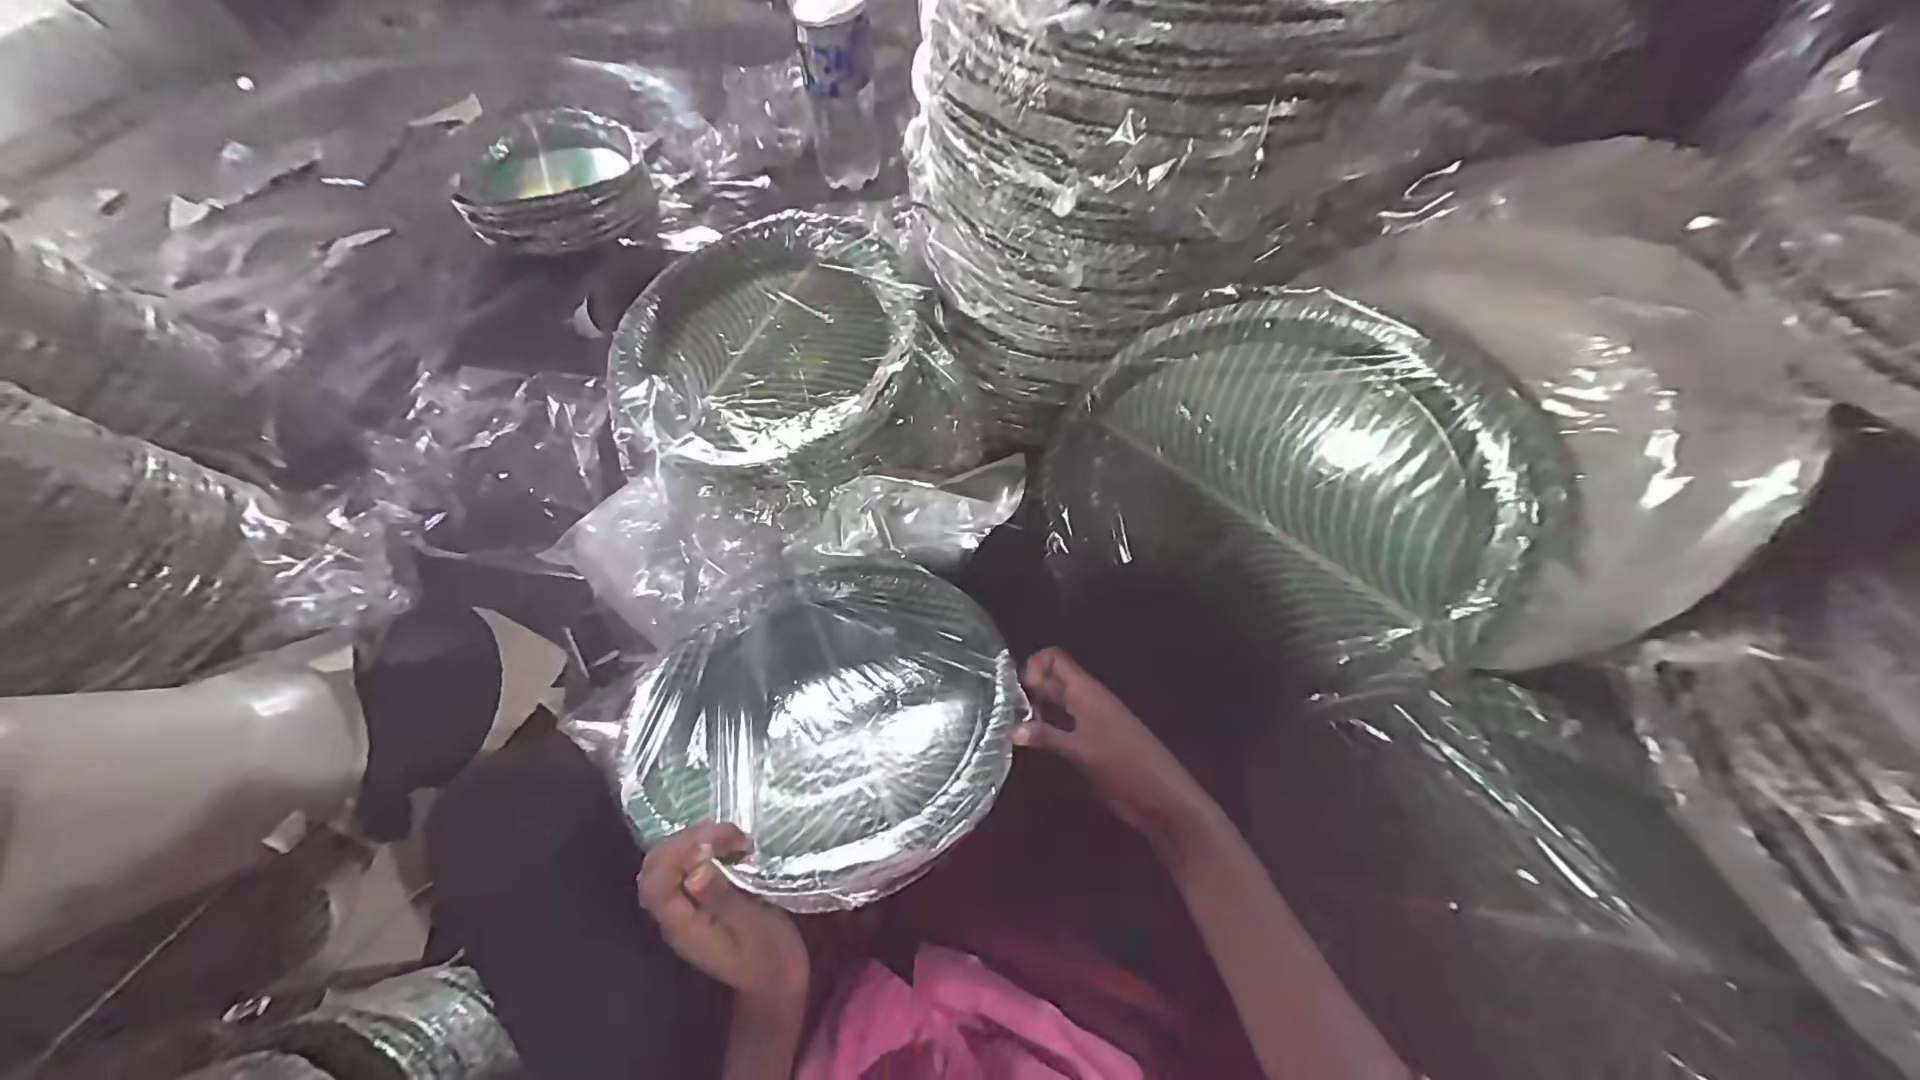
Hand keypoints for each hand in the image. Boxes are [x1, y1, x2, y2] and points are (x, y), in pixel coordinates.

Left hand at [638, 824, 808, 1003]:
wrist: (776, 984)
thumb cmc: (769, 956)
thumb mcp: (753, 926)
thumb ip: (722, 898)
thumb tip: (696, 867)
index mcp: (682, 926)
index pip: (656, 882)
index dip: (680, 850)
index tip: (721, 838)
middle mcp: (674, 916)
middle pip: (656, 867)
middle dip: (688, 838)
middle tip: (731, 833)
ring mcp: (683, 908)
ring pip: (667, 863)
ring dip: (695, 839)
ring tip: (734, 836)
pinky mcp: (696, 900)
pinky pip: (683, 866)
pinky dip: (701, 847)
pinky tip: (729, 844)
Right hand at [1017, 648, 1226, 859]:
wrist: (1163, 799)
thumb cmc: (1126, 766)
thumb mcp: (1083, 751)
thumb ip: (1047, 737)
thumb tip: (1011, 729)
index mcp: (1088, 692)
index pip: (1056, 660)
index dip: (1034, 665)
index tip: (1016, 690)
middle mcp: (1087, 702)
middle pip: (1054, 680)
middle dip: (1028, 687)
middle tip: (1000, 707)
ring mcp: (1089, 724)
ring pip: (1056, 704)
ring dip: (1034, 708)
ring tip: (1007, 724)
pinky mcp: (1091, 746)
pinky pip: (1062, 728)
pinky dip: (1045, 729)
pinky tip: (1028, 743)